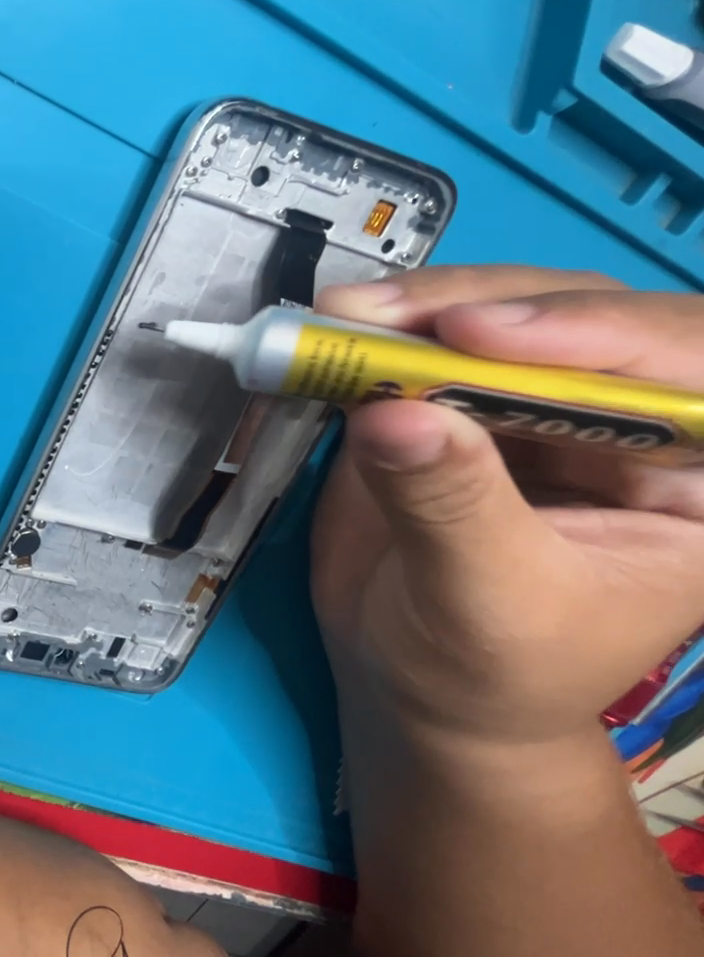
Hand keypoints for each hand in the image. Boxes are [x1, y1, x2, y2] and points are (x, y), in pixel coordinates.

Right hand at [311, 265, 703, 747]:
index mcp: (693, 476)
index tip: (476, 333)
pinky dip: (362, 344)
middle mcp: (620, 426)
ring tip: (335, 318)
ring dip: (411, 312)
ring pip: (493, 319)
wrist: (417, 687)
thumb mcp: (486, 599)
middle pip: (583, 322)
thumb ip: (452, 507)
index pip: (688, 376)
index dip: (601, 334)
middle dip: (480, 302)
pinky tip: (323, 338)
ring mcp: (522, 411)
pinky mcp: (439, 410)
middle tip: (376, 313)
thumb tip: (393, 416)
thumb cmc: (491, 669)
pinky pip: (411, 356)